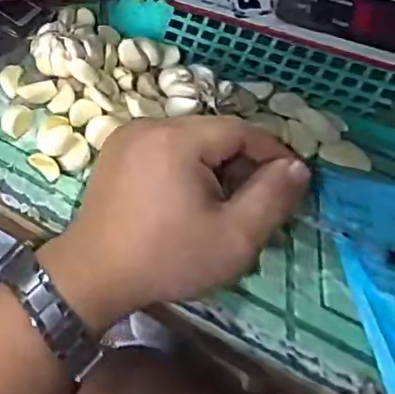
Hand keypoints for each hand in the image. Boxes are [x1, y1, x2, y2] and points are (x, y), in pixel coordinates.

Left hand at [38, 117, 309, 331]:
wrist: (98, 268)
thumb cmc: (170, 255)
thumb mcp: (235, 234)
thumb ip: (271, 196)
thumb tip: (296, 166)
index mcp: (174, 137)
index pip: (237, 129)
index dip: (272, 152)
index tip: (295, 182)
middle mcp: (147, 125)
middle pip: (210, 132)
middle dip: (242, 161)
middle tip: (260, 203)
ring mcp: (126, 135)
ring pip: (186, 139)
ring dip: (214, 164)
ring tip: (225, 207)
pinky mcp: (115, 150)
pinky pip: (161, 146)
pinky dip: (184, 164)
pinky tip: (190, 201)